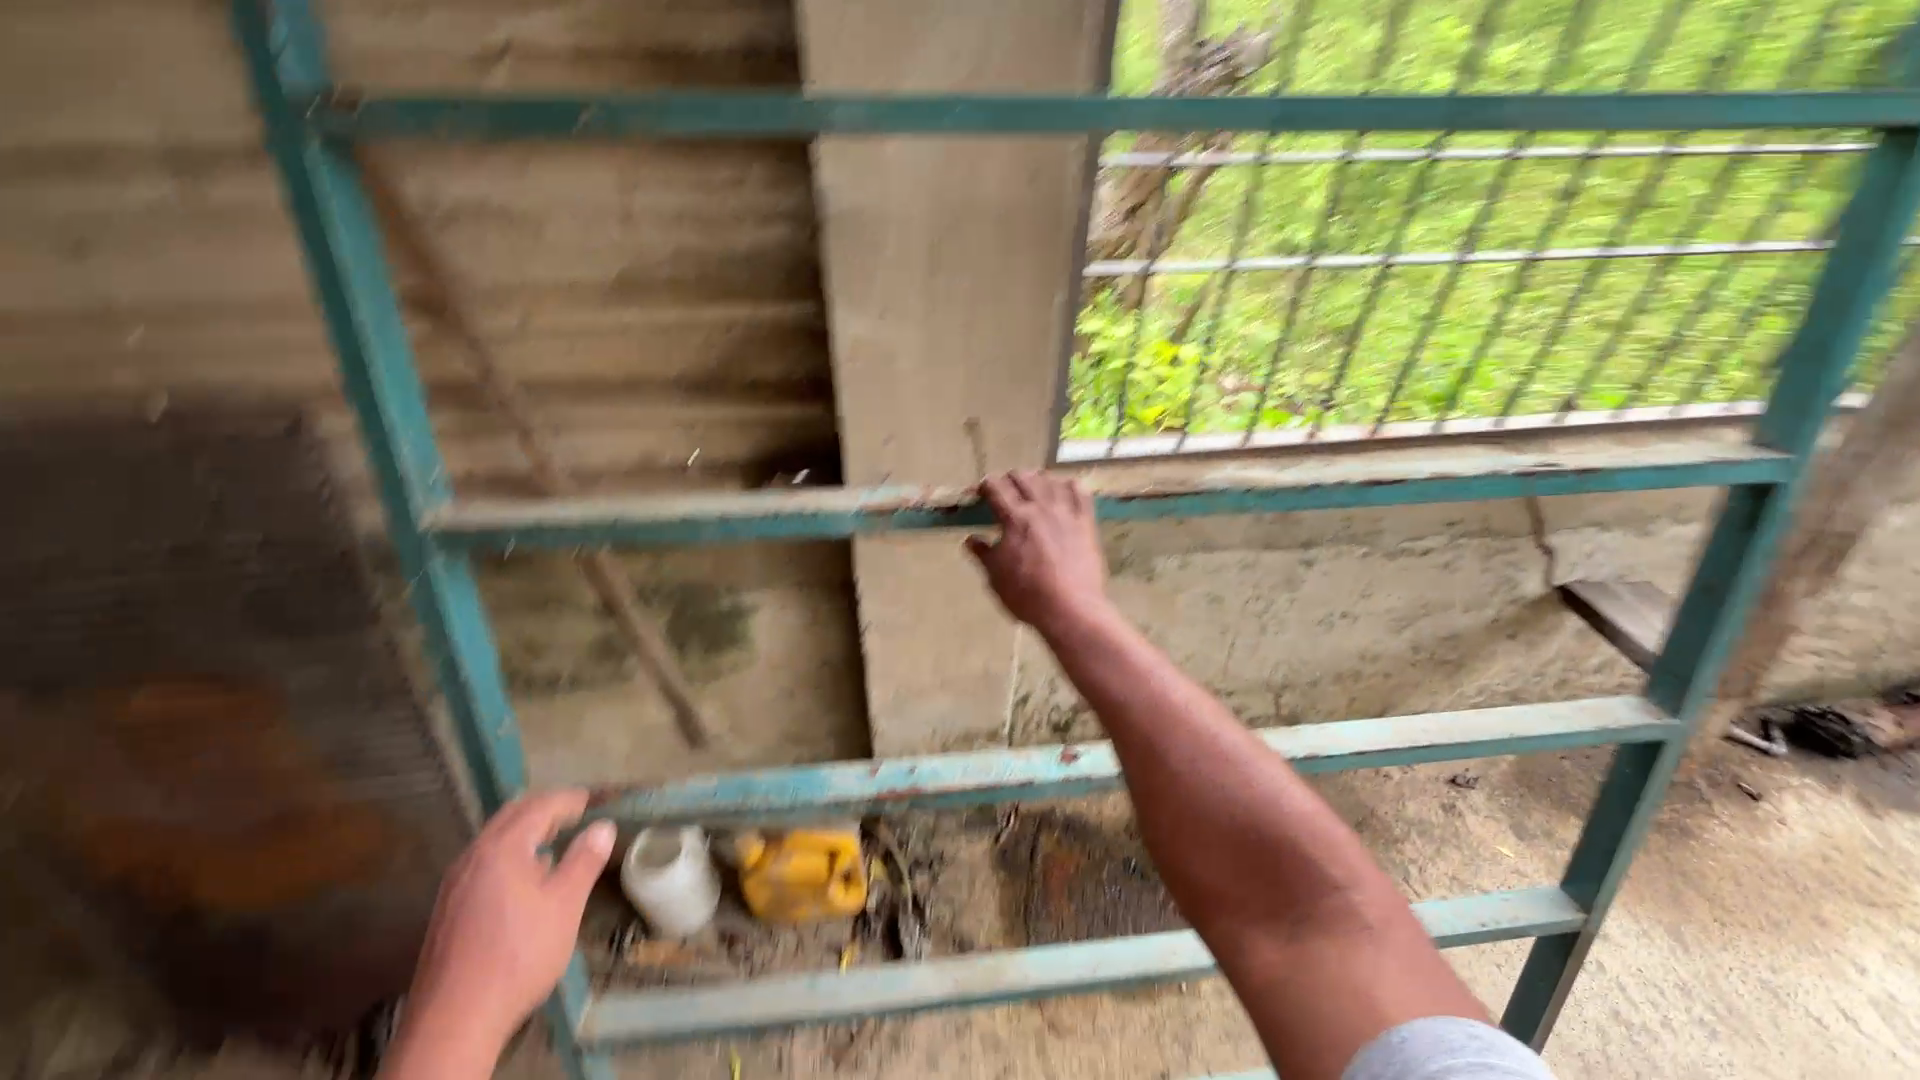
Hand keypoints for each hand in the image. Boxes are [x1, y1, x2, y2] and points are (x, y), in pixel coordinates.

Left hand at [383, 791, 615, 1078]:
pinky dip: (509, 856)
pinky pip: (482, 864)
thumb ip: (584, 861)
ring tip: (553, 844)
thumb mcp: (564, 906)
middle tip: (574, 813)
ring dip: (524, 833)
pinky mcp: (448, 910)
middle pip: (510, 817)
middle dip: (543, 809)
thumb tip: (602, 827)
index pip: (539, 807)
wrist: (454, 1020)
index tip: (591, 800)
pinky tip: (523, 882)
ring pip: (492, 841)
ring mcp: (454, 885)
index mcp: (501, 849)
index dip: (568, 800)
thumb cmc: (518, 955)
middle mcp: (472, 858)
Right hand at [965, 470, 1110, 633]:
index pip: (996, 488)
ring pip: (1051, 480)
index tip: (981, 491)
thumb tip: (970, 540)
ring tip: (1033, 487)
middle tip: (1005, 491)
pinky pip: (1081, 493)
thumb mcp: (995, 577)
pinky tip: (1065, 488)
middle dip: (1009, 478)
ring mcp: (1066, 513)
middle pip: (1023, 477)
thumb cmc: (1026, 595)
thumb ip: (983, 554)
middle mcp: (1040, 508)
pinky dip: (1069, 486)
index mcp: (1014, 519)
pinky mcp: (1086, 523)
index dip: (985, 485)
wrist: (1070, 609)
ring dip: (1038, 479)